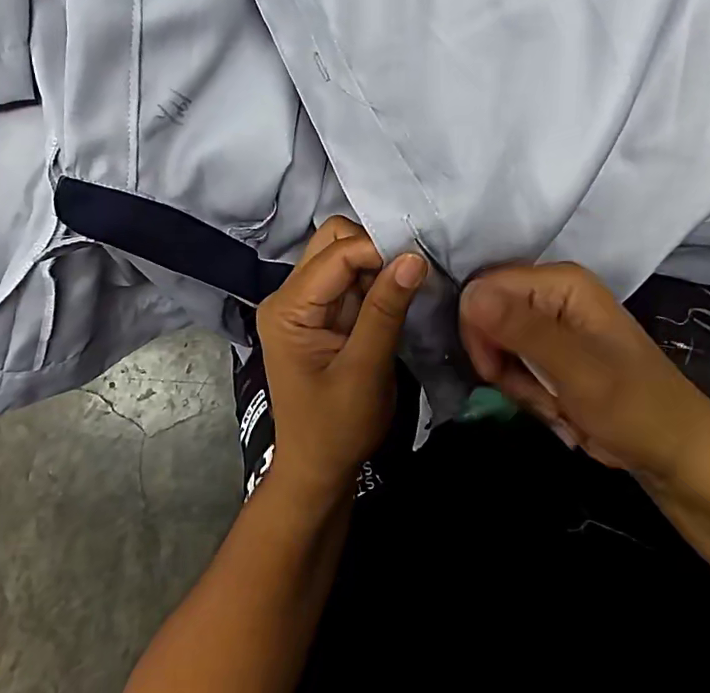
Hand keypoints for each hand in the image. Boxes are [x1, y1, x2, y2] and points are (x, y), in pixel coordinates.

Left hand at [254, 217, 428, 500]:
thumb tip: (414, 258)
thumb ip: (386, 310)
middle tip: (412, 271)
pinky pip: (349, 280)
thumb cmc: (336, 428)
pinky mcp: (321, 314)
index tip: (420, 261)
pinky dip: (375, 280)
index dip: (378, 249)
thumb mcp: (365, 370)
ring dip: (377, 264)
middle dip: (374, 248)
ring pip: (342, 256)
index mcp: (288, 308)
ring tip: (411, 281)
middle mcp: (289, 296)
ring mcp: (304, 304)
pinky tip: (399, 293)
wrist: (318, 469)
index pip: (336, 253)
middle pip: (332, 242)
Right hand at [459, 262, 709, 484]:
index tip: (495, 371)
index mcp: (561, 282)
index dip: (479, 329)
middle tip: (532, 392)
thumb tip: (469, 296)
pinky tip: (557, 407)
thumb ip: (522, 330)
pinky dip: (525, 391)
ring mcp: (552, 323)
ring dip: (515, 382)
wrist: (678, 457)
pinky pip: (511, 363)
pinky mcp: (551, 351)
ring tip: (553, 404)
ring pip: (495, 344)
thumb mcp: (578, 371)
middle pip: (486, 315)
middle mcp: (552, 294)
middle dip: (500, 361)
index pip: (484, 288)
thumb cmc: (636, 409)